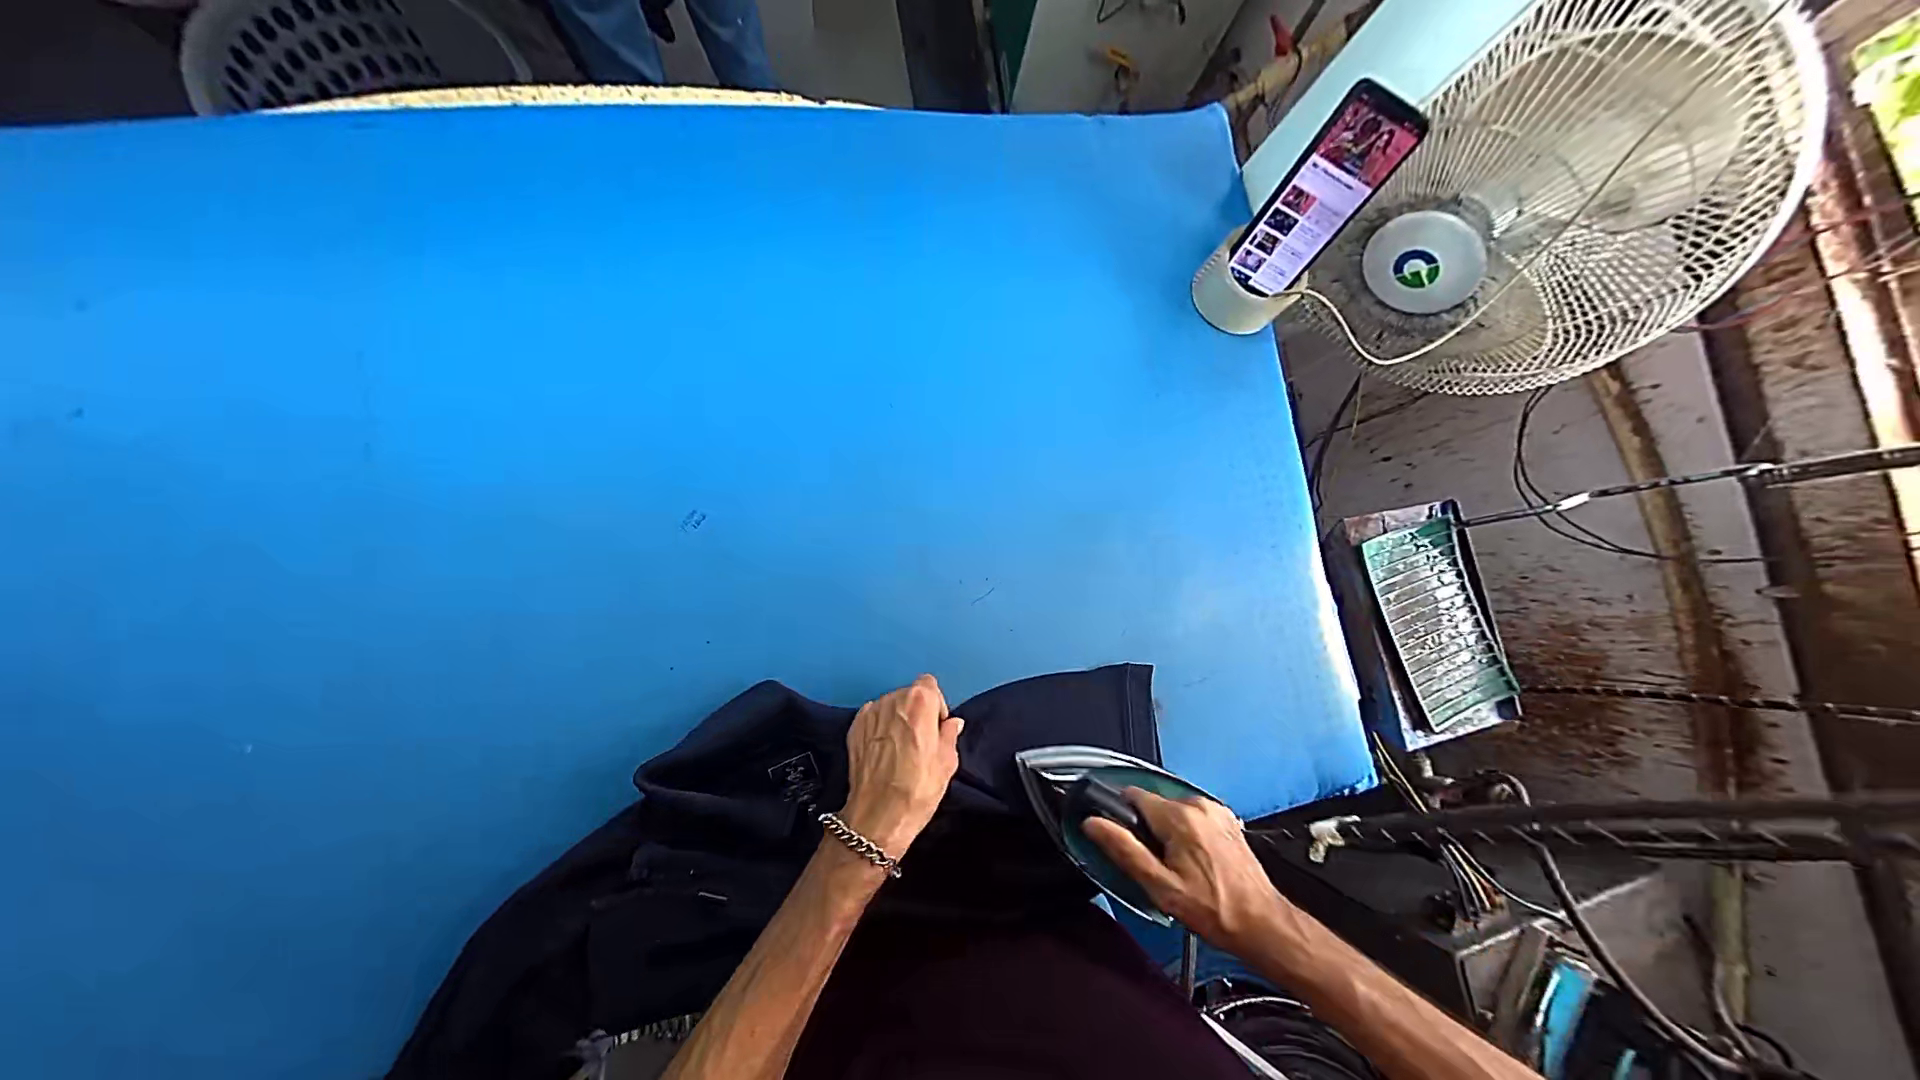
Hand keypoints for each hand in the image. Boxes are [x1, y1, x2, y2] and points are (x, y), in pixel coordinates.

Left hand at [837, 675, 963, 858]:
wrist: (877, 816)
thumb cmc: (916, 790)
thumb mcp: (947, 762)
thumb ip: (949, 734)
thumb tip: (952, 723)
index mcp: (919, 702)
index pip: (929, 684)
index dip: (936, 705)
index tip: (936, 727)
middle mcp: (892, 700)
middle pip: (909, 694)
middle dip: (916, 712)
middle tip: (920, 741)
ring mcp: (870, 713)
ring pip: (890, 706)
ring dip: (897, 719)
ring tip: (899, 750)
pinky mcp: (853, 728)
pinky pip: (873, 718)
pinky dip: (879, 728)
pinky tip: (883, 752)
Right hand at [1082, 788, 1282, 952]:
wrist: (1262, 924)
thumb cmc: (1216, 910)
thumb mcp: (1159, 886)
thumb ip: (1123, 849)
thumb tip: (1094, 824)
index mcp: (1179, 817)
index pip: (1132, 795)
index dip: (1122, 817)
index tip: (1125, 839)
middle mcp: (1198, 807)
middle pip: (1153, 806)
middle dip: (1148, 830)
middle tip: (1157, 865)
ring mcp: (1216, 813)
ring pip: (1173, 812)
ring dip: (1168, 833)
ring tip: (1179, 868)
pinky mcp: (1227, 822)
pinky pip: (1193, 818)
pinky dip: (1188, 834)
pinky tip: (1196, 863)